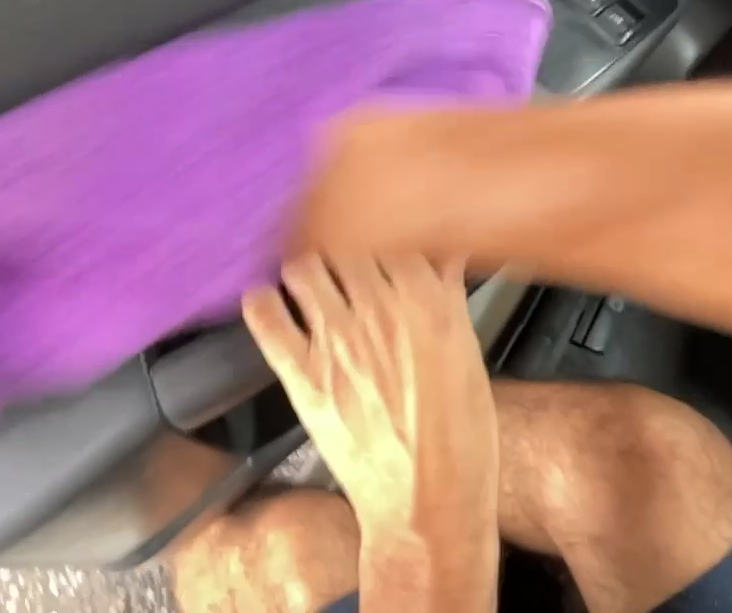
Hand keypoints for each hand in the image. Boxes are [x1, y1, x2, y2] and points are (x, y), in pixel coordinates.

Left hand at [243, 250, 498, 608]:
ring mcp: (335, 342)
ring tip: (311, 275)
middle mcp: (376, 311)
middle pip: (345, 240)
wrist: (429, 509)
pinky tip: (270, 299)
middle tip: (344, 249)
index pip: (391, 228)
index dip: (382, 223)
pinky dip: (262, 303)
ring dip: (306, 266)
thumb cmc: (460, 438)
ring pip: (304, 267)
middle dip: (345, 241)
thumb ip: (447, 294)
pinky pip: (267, 320)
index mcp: (424, 302)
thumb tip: (440, 251)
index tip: (378, 225)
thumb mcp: (469, 352)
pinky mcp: (303, 377)